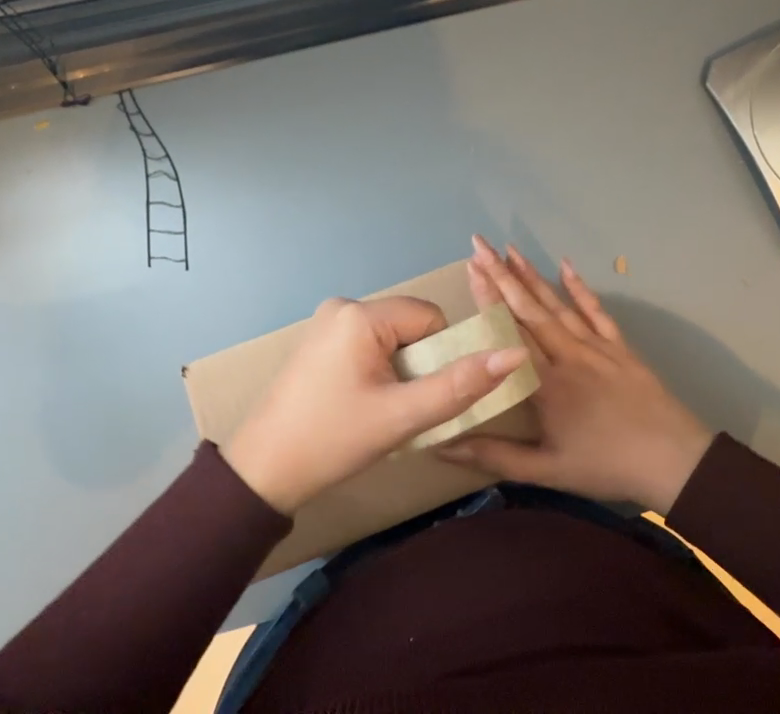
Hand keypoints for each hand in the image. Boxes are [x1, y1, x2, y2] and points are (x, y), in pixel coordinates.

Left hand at [223, 295, 527, 513]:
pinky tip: (360, 405)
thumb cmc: (333, 440)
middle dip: (417, 366)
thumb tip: (516, 355)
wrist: (264, 472)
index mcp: (360, 314)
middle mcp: (342, 306)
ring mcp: (325, 323)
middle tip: (398, 409)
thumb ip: (460, 385)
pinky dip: (377, 372)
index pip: (430, 319)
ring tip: (378, 411)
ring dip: (398, 372)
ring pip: (391, 339)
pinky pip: (368, 346)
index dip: (439, 357)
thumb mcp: (403, 416)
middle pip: (410, 327)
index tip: (422, 396)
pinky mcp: (318, 342)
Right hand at [440, 236, 714, 514]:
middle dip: (502, 275)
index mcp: (547, 385)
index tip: (470, 268)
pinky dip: (581, 288)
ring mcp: (597, 348)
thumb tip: (442, 446)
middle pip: (530, 310)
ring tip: (509, 249)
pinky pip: (597, 312)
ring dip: (532, 276)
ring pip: (558, 305)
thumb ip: (494, 456)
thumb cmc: (607, 467)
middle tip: (480, 245)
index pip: (510, 333)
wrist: (675, 461)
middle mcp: (569, 356)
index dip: (489, 299)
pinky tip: (566, 265)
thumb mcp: (547, 471)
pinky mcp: (621, 348)